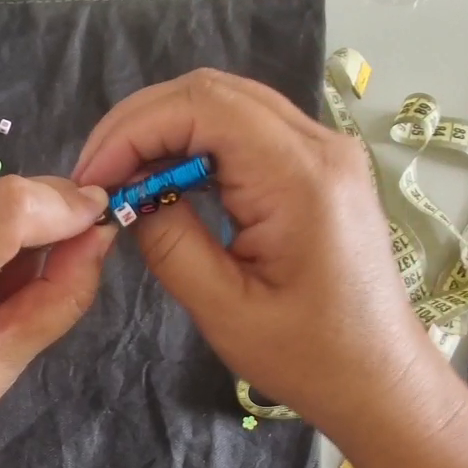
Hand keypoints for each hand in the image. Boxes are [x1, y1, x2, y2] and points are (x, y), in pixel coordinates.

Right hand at [73, 69, 455, 448]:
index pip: (203, 108)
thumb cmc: (305, 355)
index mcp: (299, 177)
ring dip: (161, 132)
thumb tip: (127, 196)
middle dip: (138, 125)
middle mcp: (318, 145)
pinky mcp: (313, 169)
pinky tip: (161, 183)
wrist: (376, 374)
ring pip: (225, 105)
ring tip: (118, 179)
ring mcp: (320, 152)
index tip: (91, 181)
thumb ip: (170, 243)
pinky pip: (241, 133)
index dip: (133, 131)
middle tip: (93, 178)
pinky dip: (189, 146)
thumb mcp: (223, 307)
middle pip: (211, 92)